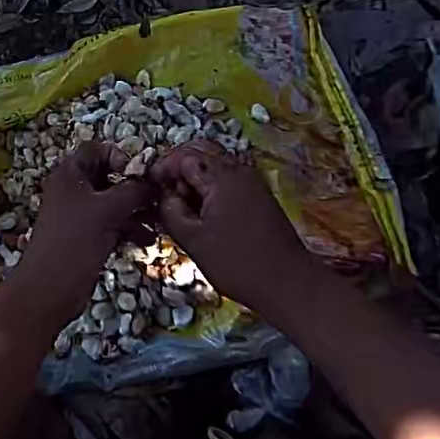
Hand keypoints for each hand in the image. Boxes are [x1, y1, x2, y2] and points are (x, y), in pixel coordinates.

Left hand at [9, 142, 152, 320]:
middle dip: (134, 188)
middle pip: (109, 177)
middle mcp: (73, 189)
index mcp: (69, 173)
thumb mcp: (108, 210)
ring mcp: (79, 214)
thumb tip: (153, 182)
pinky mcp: (86, 237)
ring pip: (113, 203)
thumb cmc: (74, 241)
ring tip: (157, 223)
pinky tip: (145, 241)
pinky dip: (128, 228)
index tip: (140, 175)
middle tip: (157, 199)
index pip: (98, 149)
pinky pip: (111, 224)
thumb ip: (134, 191)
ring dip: (136, 211)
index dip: (120, 157)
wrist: (49, 289)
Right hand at [148, 140, 321, 314]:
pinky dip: (209, 188)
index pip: (184, 156)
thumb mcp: (193, 240)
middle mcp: (239, 171)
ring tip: (182, 207)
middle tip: (165, 194)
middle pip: (200, 153)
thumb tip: (163, 195)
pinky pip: (226, 180)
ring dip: (194, 179)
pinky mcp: (258, 196)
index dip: (163, 168)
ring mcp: (252, 182)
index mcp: (222, 177)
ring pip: (214, 165)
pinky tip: (203, 213)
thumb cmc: (238, 263)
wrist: (290, 285)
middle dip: (177, 169)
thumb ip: (170, 211)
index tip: (150, 187)